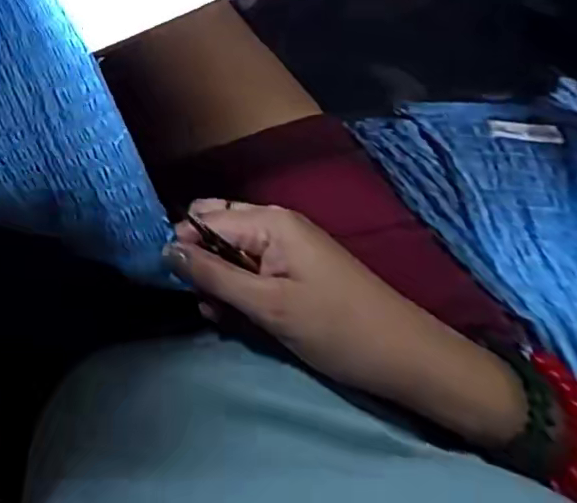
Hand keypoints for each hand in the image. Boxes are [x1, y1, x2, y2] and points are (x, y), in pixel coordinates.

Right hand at [167, 199, 525, 447]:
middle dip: (200, 261)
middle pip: (215, 227)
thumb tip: (167, 250)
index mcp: (269, 221)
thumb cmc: (337, 329)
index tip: (177, 284)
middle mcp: (274, 222)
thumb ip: (214, 276)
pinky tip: (239, 317)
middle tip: (204, 299)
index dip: (185, 247)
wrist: (409, 358)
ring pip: (230, 251)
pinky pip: (251, 268)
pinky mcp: (294, 268)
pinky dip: (239, 289)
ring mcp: (286, 245)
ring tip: (222, 316)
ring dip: (219, 281)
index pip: (204, 218)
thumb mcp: (269, 306)